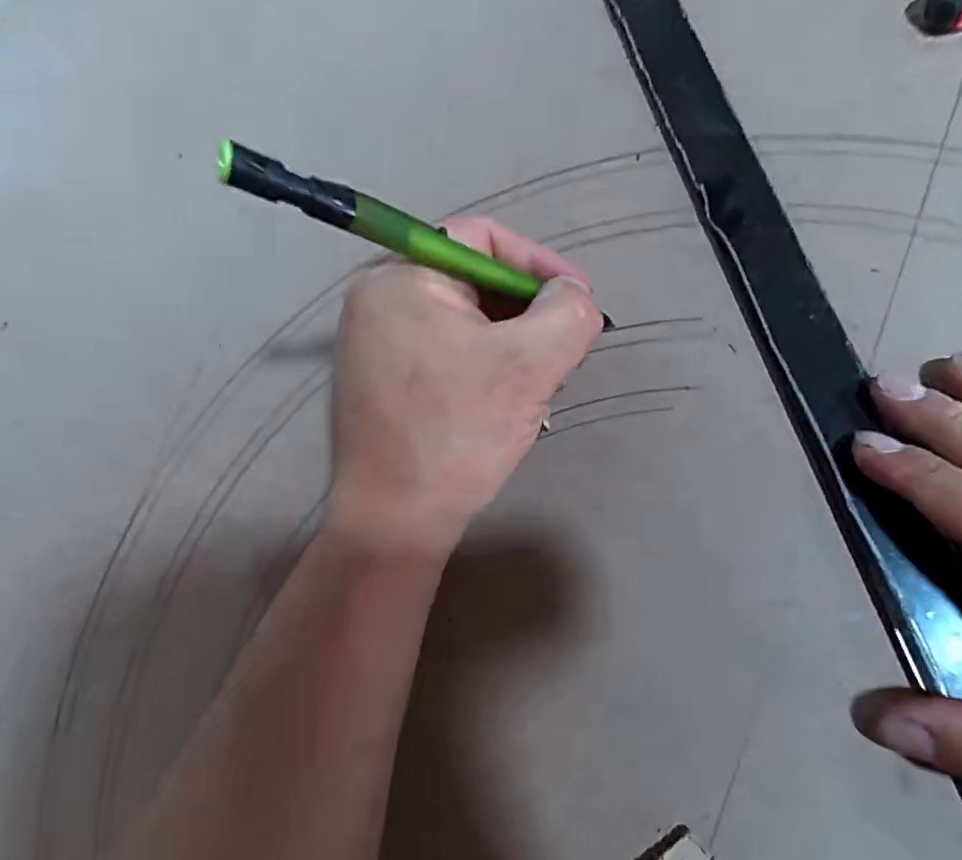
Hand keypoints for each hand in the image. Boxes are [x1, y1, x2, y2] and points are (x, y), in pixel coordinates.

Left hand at [326, 217, 604, 552]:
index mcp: (403, 278)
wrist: (398, 518)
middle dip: (529, 316)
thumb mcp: (529, 366)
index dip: (540, 263)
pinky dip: (490, 373)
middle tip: (562, 354)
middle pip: (477, 284)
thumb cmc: (458, 434)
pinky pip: (453, 358)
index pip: (482, 238)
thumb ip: (568, 315)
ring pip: (470, 326)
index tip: (580, 300)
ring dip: (514, 350)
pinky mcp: (389, 385)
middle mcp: (382, 302)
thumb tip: (577, 297)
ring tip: (535, 391)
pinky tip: (506, 410)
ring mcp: (380, 346)